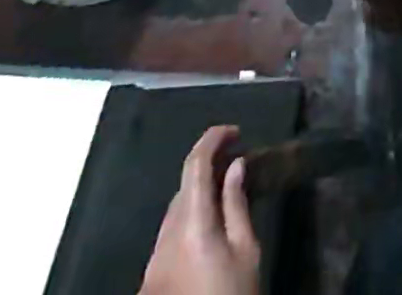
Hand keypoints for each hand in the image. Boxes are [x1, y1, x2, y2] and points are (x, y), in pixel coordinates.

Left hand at [139, 126, 260, 294]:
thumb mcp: (246, 253)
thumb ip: (237, 205)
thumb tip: (235, 166)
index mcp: (191, 220)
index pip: (195, 162)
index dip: (213, 138)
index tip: (235, 131)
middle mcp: (167, 229)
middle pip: (185, 183)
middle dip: (210, 165)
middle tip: (239, 160)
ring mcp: (157, 250)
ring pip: (178, 206)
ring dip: (201, 190)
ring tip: (230, 190)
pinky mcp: (154, 270)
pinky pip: (173, 229)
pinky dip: (192, 214)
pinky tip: (212, 225)